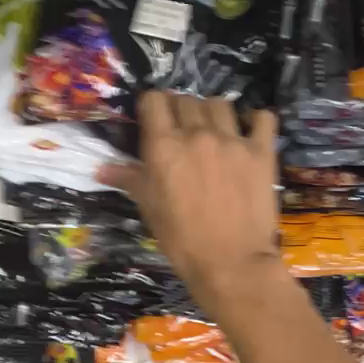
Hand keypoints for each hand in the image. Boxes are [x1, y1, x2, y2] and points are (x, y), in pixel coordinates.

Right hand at [98, 92, 284, 302]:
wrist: (231, 263)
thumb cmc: (182, 239)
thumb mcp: (149, 208)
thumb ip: (129, 179)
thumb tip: (101, 169)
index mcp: (164, 146)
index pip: (153, 100)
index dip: (152, 106)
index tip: (154, 120)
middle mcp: (197, 134)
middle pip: (185, 100)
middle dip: (179, 110)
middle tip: (181, 132)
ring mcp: (232, 140)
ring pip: (219, 104)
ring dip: (212, 112)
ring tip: (213, 131)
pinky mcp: (262, 152)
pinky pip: (263, 118)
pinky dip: (256, 120)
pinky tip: (250, 132)